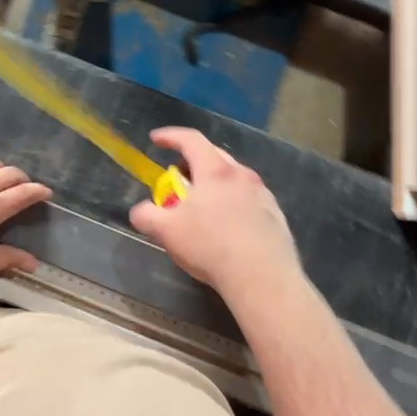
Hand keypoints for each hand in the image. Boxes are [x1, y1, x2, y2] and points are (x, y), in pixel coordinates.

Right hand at [129, 128, 304, 303]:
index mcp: (215, 172)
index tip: (156, 140)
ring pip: (233, 178)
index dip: (170, 136)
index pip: (191, 140)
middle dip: (192, 161)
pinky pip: (248, 198)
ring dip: (213, 183)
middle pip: (214, 155)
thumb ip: (146, 215)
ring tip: (201, 205)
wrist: (263, 279)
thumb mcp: (165, 232)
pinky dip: (231, 202)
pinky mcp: (275, 216)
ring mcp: (263, 195)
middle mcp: (242, 176)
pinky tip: (226, 227)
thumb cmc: (210, 247)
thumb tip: (140, 211)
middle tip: (177, 178)